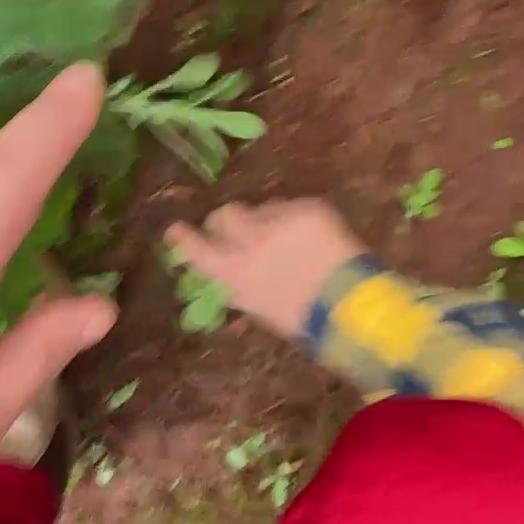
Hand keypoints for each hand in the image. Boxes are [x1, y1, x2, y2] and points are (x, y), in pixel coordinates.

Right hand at [166, 200, 368, 338]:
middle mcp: (250, 243)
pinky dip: (295, 220)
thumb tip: (227, 272)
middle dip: (225, 220)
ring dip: (264, 220)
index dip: (184, 239)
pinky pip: (291, 206)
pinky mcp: (304, 208)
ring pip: (259, 209)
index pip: (197, 249)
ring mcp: (278, 222)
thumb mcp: (260, 307)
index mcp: (235, 274)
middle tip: (235, 227)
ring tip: (287, 242)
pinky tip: (311, 241)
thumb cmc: (302, 317)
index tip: (175, 229)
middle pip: (224, 215)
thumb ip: (239, 284)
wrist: (348, 303)